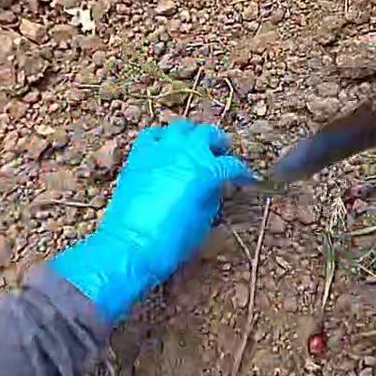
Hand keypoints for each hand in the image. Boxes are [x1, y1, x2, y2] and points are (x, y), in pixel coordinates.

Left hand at [48, 121, 253, 322]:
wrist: (129, 248)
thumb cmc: (170, 241)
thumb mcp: (204, 220)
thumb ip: (213, 196)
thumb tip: (216, 187)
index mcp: (207, 171)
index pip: (232, 164)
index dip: (242, 173)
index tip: (246, 179)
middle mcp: (185, 153)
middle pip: (208, 134)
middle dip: (218, 144)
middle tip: (221, 156)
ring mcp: (160, 151)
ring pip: (181, 127)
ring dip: (192, 135)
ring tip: (194, 148)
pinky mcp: (138, 155)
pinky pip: (153, 135)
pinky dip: (162, 138)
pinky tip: (165, 149)